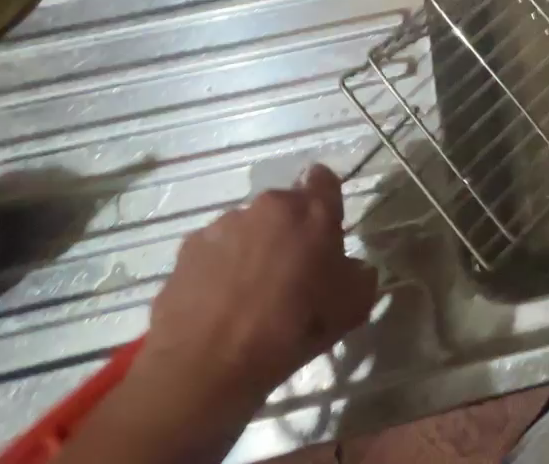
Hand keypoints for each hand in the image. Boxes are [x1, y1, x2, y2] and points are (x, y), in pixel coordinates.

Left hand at [135, 164, 378, 411]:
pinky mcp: (187, 249)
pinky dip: (220, 266)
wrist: (203, 368)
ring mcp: (224, 225)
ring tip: (249, 291)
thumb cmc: (289, 332)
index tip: (325, 227)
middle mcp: (269, 206)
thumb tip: (353, 268)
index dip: (325, 199)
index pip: (324, 179)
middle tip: (291, 270)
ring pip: (248, 227)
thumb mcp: (351, 310)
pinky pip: (215, 249)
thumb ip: (360, 277)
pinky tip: (219, 302)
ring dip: (254, 246)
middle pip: (285, 206)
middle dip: (290, 229)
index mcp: (313, 212)